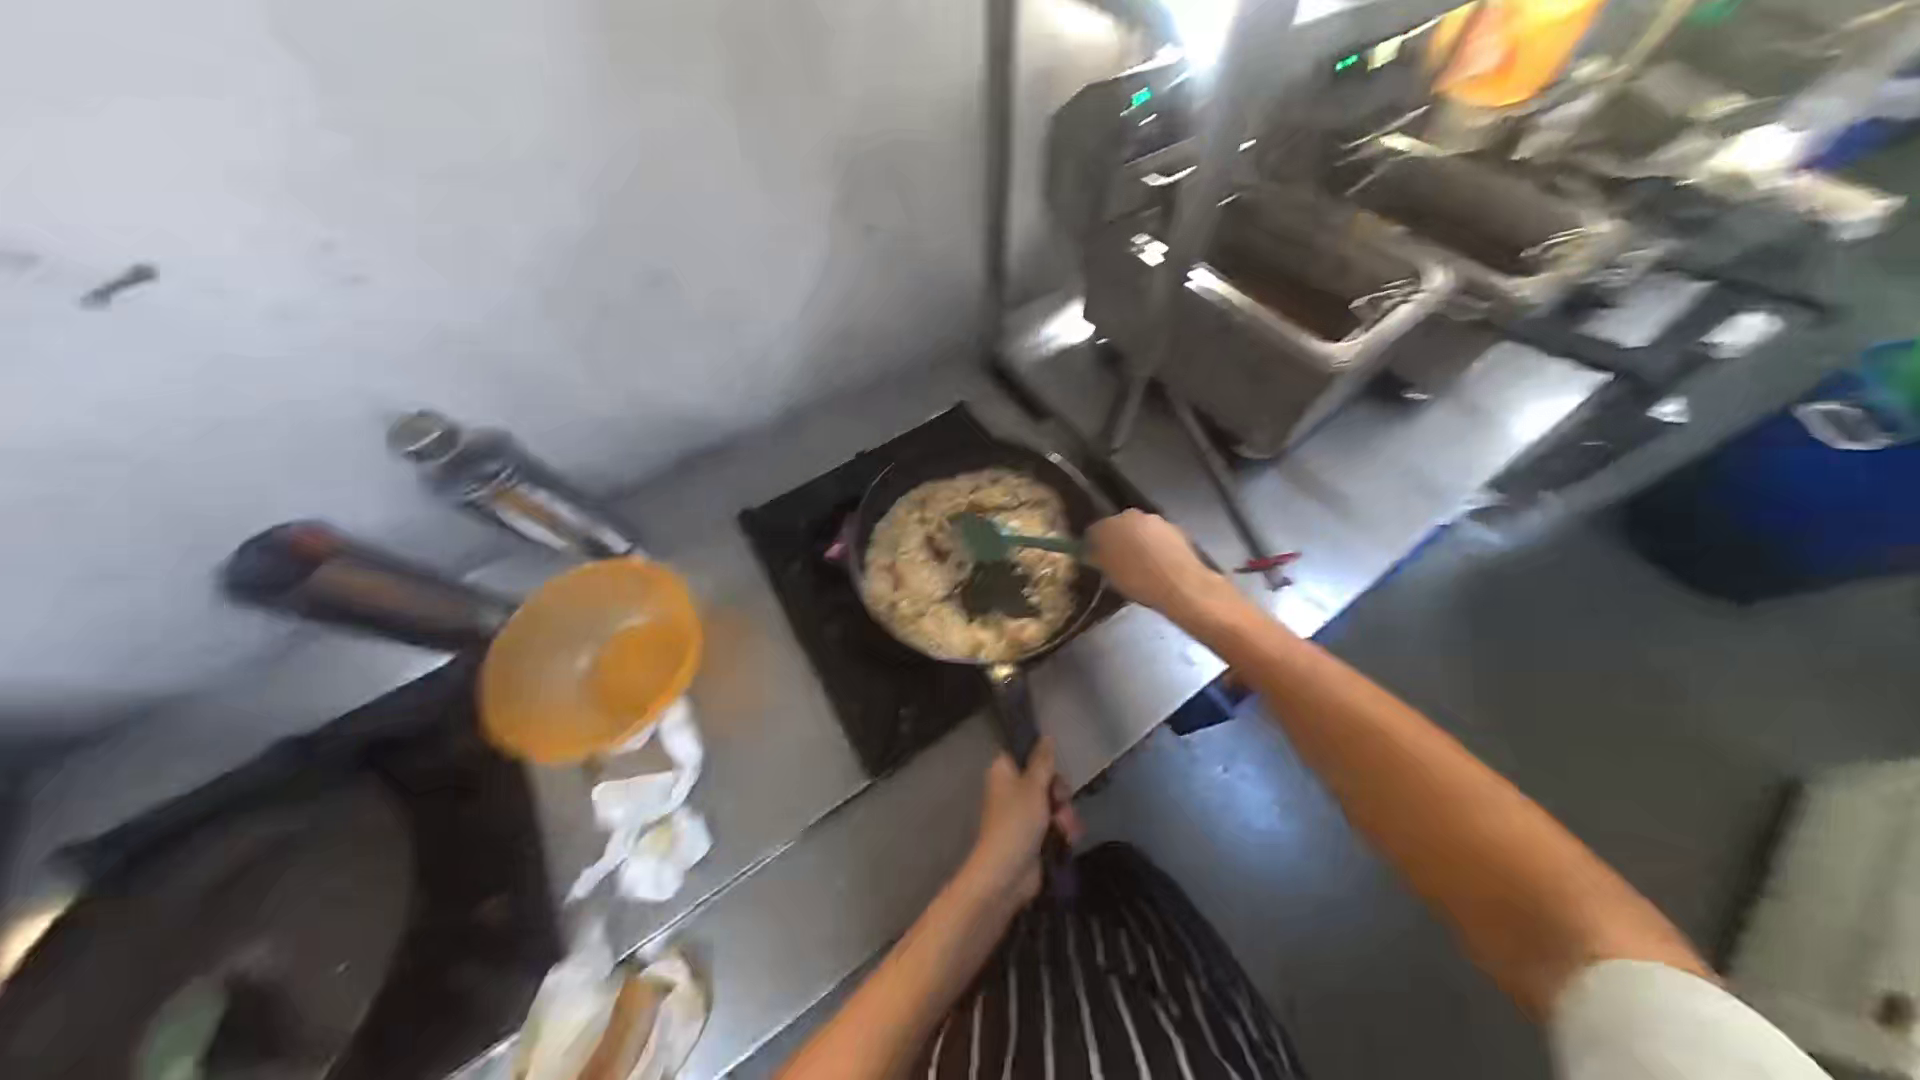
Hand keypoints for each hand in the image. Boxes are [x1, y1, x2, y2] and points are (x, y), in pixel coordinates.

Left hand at [961, 738, 1079, 906]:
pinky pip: (1055, 825)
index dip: (1043, 761)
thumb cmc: (1016, 822)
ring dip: (1065, 815)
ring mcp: (1024, 814)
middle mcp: (1012, 790)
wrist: (1008, 873)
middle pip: (1046, 780)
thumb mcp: (1033, 786)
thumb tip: (1045, 735)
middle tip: (1060, 801)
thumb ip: (1043, 761)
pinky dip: (1063, 832)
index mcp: (1004, 772)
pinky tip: (1068, 839)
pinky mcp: (1035, 836)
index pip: (1026, 754)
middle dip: (1060, 793)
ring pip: (1055, 804)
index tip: (1053, 770)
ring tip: (1064, 828)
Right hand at [1086, 510, 1235, 621]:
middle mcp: (1131, 516)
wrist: (1182, 585)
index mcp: (1109, 525)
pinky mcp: (1175, 528)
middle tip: (1117, 561)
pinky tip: (1159, 564)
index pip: (1093, 530)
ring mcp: (1155, 520)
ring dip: (1137, 541)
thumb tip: (1092, 553)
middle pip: (1118, 526)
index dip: (1093, 545)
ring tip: (1141, 564)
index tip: (1095, 558)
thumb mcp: (1109, 575)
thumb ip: (1097, 559)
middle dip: (1116, 540)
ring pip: (1139, 530)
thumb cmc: (1139, 581)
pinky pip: (1157, 536)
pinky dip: (1155, 546)